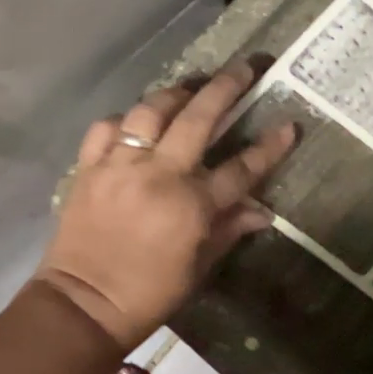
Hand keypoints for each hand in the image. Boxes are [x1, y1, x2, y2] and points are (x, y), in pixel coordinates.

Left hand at [37, 62, 295, 348]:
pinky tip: (135, 122)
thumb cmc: (150, 293)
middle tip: (246, 67)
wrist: (82, 306)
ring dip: (175, 93)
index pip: (241, 168)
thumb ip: (230, 229)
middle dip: (226, 87)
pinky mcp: (89, 168)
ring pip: (150, 111)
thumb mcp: (200, 266)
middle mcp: (158, 175)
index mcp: (192, 205)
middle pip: (198, 118)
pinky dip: (124, 120)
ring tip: (190, 88)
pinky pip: (107, 128)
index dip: (270, 146)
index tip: (290, 124)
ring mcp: (120, 167)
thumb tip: (263, 211)